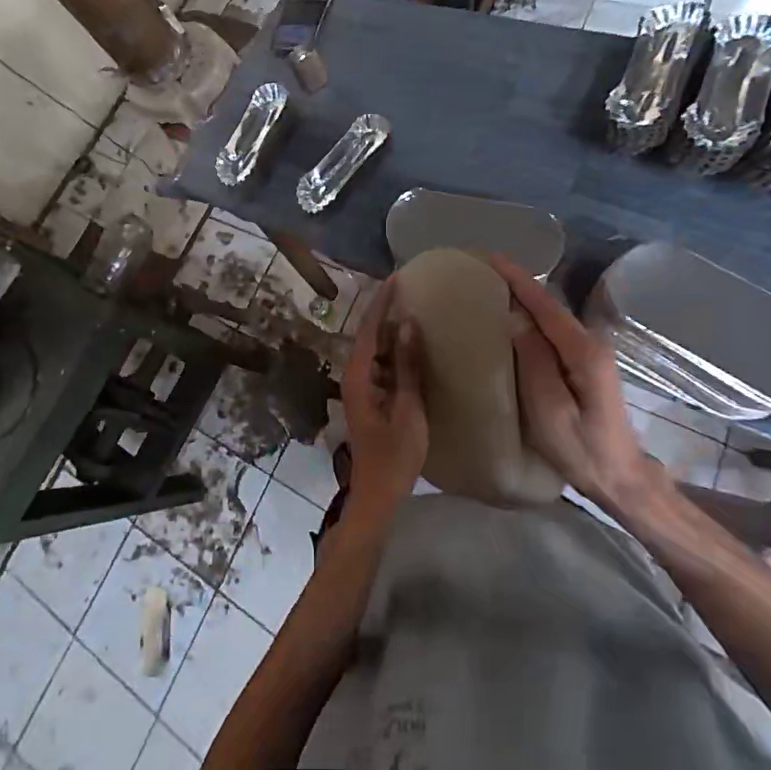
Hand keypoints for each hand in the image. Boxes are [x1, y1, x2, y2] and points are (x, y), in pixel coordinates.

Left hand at [339, 279, 428, 508]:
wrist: (378, 494)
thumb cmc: (395, 455)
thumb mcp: (408, 409)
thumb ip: (408, 366)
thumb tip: (409, 324)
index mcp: (359, 376)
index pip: (370, 329)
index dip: (382, 302)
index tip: (397, 277)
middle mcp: (355, 377)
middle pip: (370, 335)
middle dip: (386, 310)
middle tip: (409, 286)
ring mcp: (362, 388)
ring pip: (376, 349)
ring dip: (392, 329)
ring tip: (414, 305)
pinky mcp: (371, 398)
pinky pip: (382, 364)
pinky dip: (396, 350)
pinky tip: (414, 344)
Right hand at [490, 256, 654, 508]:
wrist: (620, 476)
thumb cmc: (582, 449)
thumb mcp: (550, 411)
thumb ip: (534, 363)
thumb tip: (516, 319)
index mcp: (583, 351)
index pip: (546, 306)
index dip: (519, 281)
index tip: (492, 258)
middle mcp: (591, 343)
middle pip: (551, 306)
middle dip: (520, 285)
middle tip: (484, 273)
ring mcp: (592, 353)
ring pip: (553, 318)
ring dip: (526, 301)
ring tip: (494, 290)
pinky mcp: (588, 365)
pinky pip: (555, 332)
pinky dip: (534, 320)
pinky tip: (517, 321)